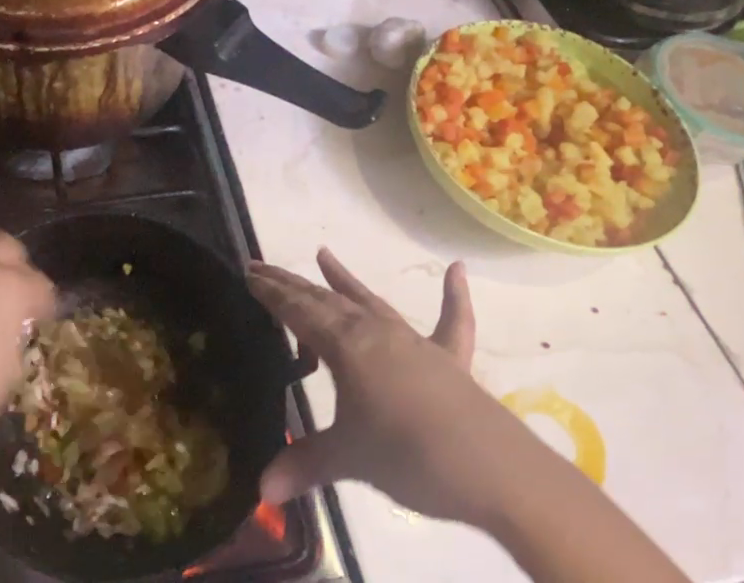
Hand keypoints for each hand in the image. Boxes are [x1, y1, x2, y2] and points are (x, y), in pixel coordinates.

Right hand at [246, 250, 553, 529]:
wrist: (495, 471)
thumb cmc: (409, 456)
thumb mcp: (348, 459)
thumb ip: (305, 465)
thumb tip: (263, 490)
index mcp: (347, 346)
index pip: (298, 312)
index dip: (271, 293)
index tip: (248, 272)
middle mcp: (377, 332)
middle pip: (326, 300)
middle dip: (293, 284)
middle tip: (263, 267)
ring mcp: (415, 343)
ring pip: (370, 303)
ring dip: (344, 281)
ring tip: (323, 254)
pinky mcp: (450, 361)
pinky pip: (451, 322)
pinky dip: (454, 297)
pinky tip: (457, 270)